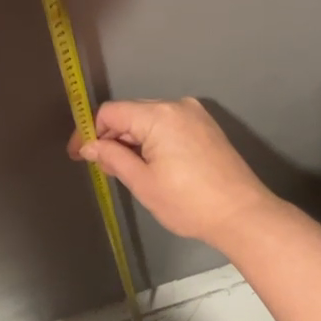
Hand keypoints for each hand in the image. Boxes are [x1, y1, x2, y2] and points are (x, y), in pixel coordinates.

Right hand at [68, 98, 281, 244]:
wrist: (241, 214)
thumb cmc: (188, 202)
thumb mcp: (142, 183)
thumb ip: (112, 158)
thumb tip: (89, 146)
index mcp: (159, 115)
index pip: (110, 112)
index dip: (89, 132)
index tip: (79, 156)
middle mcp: (177, 105)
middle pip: (129, 113)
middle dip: (111, 138)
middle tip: (102, 169)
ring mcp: (194, 114)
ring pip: (148, 120)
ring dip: (131, 141)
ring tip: (125, 172)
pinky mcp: (205, 127)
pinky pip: (167, 125)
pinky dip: (152, 141)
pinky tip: (149, 166)